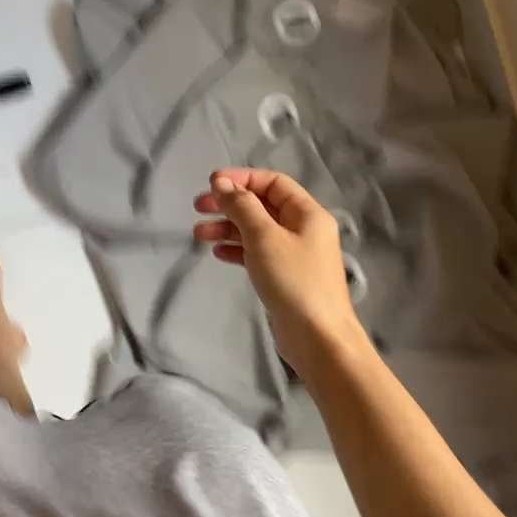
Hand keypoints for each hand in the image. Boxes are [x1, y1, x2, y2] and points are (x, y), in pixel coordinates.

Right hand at [193, 169, 366, 377]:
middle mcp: (303, 229)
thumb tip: (221, 183)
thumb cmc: (293, 280)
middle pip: (261, 205)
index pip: (272, 182)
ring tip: (199, 234)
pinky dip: (236, 248)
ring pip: (255, 229)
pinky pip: (256, 252)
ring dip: (227, 227)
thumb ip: (241, 206)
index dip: (241, 178)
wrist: (318, 337)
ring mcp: (294, 253)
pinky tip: (218, 253)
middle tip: (198, 207)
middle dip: (229, 203)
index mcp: (307, 213)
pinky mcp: (284, 275)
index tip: (210, 184)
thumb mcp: (264, 237)